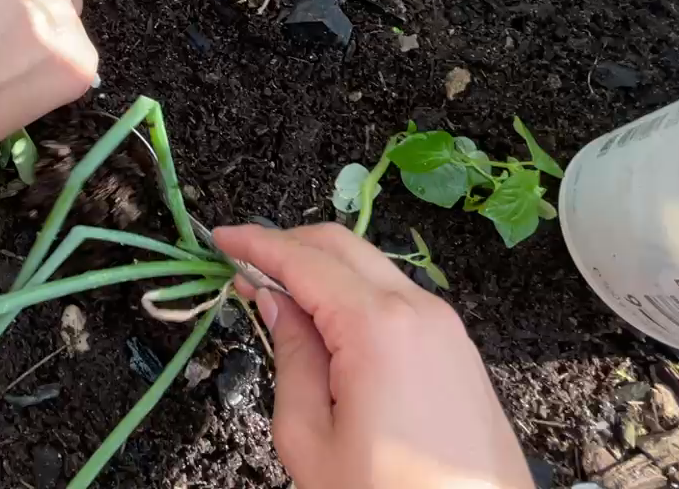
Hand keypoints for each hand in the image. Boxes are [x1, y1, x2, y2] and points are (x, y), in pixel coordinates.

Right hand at [214, 223, 532, 488]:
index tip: (219, 238)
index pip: (302, 260)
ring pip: (368, 264)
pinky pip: (394, 294)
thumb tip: (275, 301)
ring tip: (278, 292)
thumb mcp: (311, 440)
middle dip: (286, 243)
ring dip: (319, 264)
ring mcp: (445, 327)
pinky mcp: (458, 350)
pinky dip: (351, 288)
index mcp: (376, 326)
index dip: (255, 243)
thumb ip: (290, 357)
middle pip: (338, 245)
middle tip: (243, 262)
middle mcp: (417, 308)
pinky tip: (325, 319)